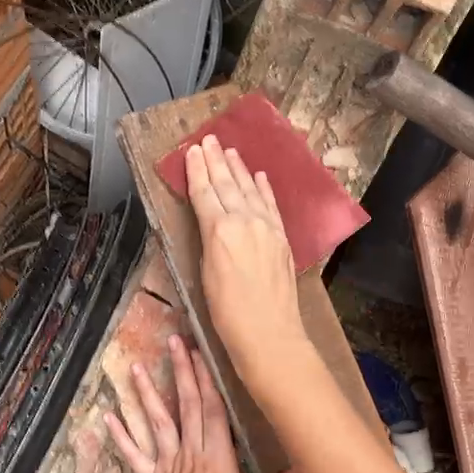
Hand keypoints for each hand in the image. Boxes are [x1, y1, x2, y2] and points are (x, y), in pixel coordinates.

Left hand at [106, 335, 298, 472]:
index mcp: (218, 458)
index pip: (213, 409)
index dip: (207, 379)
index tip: (202, 352)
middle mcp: (190, 454)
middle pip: (186, 405)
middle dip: (181, 371)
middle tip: (174, 342)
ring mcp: (167, 466)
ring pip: (157, 422)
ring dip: (146, 393)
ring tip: (134, 366)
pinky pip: (134, 455)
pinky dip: (121, 435)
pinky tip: (108, 415)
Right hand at [184, 135, 305, 379]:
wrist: (269, 333)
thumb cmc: (227, 312)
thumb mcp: (205, 273)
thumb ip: (209, 239)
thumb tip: (210, 220)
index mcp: (219, 231)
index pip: (205, 192)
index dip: (197, 170)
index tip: (192, 150)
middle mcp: (245, 222)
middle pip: (227, 184)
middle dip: (216, 161)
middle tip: (208, 139)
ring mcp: (267, 228)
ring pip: (250, 190)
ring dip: (238, 169)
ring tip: (229, 150)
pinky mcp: (282, 238)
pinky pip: (271, 205)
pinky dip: (264, 189)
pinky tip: (259, 176)